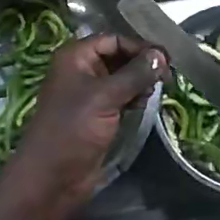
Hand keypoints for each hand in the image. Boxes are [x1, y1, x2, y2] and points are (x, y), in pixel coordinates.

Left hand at [1, 35, 166, 211]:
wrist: (52, 179)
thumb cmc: (73, 129)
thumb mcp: (105, 97)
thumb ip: (134, 74)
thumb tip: (161, 54)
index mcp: (76, 56)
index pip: (113, 39)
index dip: (139, 46)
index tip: (166, 57)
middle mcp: (82, 69)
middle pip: (118, 56)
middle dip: (141, 63)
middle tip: (167, 75)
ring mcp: (89, 93)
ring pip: (121, 77)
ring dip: (139, 81)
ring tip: (156, 89)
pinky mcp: (97, 114)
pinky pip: (120, 97)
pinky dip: (134, 96)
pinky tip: (145, 102)